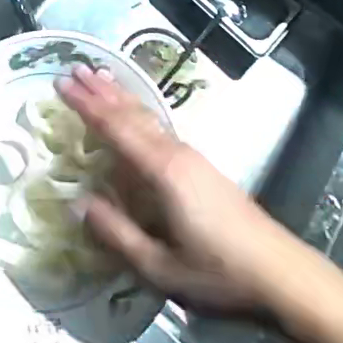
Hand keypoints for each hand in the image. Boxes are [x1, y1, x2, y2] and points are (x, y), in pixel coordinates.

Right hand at [56, 64, 321, 321]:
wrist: (280, 272)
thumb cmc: (218, 273)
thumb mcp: (159, 267)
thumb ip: (117, 234)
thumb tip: (78, 203)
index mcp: (163, 171)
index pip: (116, 128)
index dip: (87, 105)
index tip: (62, 83)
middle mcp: (176, 153)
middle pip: (132, 114)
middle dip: (101, 91)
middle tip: (73, 69)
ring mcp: (193, 157)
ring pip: (148, 117)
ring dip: (121, 97)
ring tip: (99, 77)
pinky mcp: (202, 168)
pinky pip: (160, 128)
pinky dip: (139, 114)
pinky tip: (136, 117)